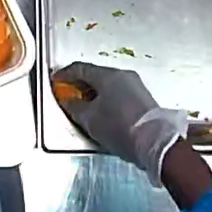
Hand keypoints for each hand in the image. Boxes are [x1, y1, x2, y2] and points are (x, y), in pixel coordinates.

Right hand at [51, 62, 186, 185]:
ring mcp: (135, 86)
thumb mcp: (90, 120)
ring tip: (84, 106)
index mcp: (108, 76)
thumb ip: (74, 107)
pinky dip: (107, 98)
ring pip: (108, 84)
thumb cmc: (120, 127)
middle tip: (68, 94)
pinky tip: (103, 112)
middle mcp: (123, 75)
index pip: (80, 68)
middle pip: (95, 75)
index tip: (56, 80)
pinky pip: (119, 92)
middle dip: (80, 84)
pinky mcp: (143, 98)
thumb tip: (67, 101)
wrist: (156, 143)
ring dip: (94, 92)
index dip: (65, 74)